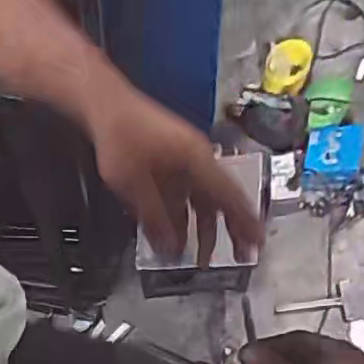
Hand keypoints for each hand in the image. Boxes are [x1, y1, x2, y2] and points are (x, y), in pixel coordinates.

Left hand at [85, 88, 263, 265]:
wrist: (106, 106)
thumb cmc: (122, 134)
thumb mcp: (135, 184)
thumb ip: (155, 218)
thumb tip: (170, 248)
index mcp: (197, 160)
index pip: (229, 196)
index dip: (245, 221)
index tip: (257, 241)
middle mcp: (196, 162)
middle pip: (222, 202)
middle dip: (233, 230)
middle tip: (244, 254)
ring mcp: (183, 165)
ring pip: (202, 204)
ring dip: (205, 231)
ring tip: (206, 257)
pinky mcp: (170, 169)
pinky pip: (184, 200)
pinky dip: (185, 221)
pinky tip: (181, 240)